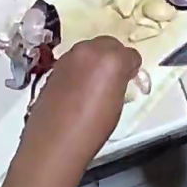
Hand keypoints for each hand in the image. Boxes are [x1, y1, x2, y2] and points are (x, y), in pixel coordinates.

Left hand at [15, 36, 141, 176]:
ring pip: (89, 49)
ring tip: (95, 84)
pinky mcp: (55, 67)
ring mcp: (69, 57)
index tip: (130, 79)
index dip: (132, 68)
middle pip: (109, 44)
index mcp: (111, 59)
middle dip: (114, 57)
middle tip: (114, 79)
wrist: (54, 142)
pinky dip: (80, 68)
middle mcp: (89, 51)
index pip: (130, 54)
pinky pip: (74, 60)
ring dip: (96, 61)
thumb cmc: (93, 127)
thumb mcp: (117, 103)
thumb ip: (120, 81)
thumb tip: (118, 76)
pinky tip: (78, 88)